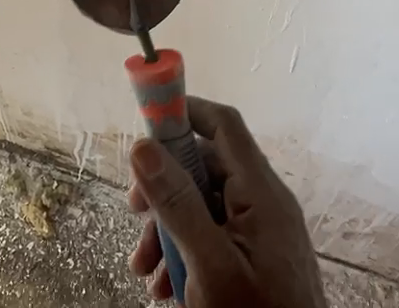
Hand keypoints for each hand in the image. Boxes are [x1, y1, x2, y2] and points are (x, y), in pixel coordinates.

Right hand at [128, 98, 326, 306]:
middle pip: (205, 167)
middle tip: (133, 212)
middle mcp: (265, 204)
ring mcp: (262, 234)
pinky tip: (166, 288)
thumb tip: (142, 146)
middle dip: (163, 186)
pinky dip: (185, 253)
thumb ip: (177, 204)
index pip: (223, 125)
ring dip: (167, 229)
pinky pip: (214, 237)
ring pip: (204, 206)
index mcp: (261, 194)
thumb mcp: (209, 264)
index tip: (144, 121)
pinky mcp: (257, 261)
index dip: (184, 111)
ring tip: (143, 271)